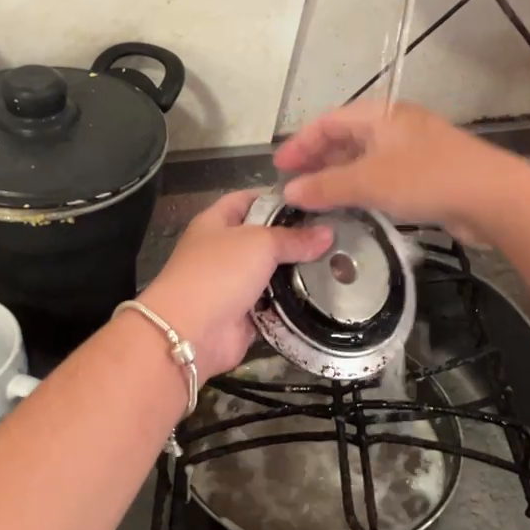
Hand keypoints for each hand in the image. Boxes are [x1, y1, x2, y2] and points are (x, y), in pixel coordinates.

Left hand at [136, 190, 333, 379]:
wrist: (191, 333)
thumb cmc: (219, 273)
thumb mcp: (259, 243)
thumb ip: (293, 238)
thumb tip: (328, 234)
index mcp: (215, 223)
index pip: (245, 199)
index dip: (274, 197)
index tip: (310, 201)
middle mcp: (222, 252)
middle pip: (262, 238)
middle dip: (294, 238)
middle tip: (334, 235)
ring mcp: (232, 286)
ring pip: (271, 274)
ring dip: (297, 273)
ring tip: (338, 265)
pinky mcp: (244, 316)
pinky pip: (274, 305)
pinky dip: (293, 304)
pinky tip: (324, 296)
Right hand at [273, 101, 523, 232]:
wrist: (491, 198)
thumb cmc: (426, 179)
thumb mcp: (368, 182)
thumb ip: (325, 187)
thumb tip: (289, 192)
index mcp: (379, 115)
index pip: (328, 122)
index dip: (300, 143)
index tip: (279, 167)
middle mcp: (395, 125)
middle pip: (346, 137)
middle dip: (318, 160)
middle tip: (294, 185)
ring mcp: (413, 148)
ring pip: (365, 158)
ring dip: (339, 176)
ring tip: (317, 199)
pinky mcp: (427, 173)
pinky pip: (383, 175)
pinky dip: (362, 187)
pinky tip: (354, 207)